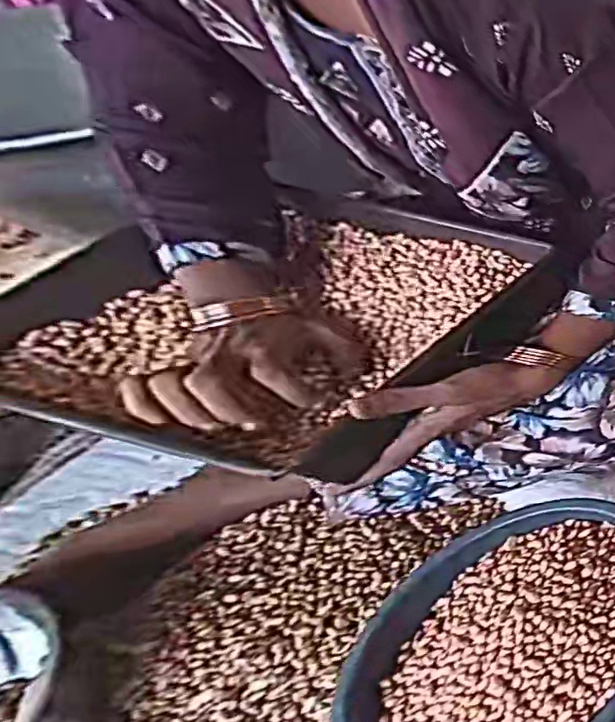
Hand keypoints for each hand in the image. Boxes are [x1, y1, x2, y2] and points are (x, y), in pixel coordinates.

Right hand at [118, 313, 363, 431]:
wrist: (236, 296)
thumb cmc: (284, 319)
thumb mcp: (322, 329)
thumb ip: (345, 351)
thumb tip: (362, 373)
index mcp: (263, 345)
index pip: (273, 372)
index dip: (296, 392)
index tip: (316, 402)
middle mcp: (225, 352)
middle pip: (211, 383)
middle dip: (232, 409)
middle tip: (257, 423)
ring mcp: (195, 357)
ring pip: (176, 386)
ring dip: (196, 412)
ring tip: (220, 425)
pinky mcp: (177, 362)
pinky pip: (146, 385)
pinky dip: (147, 405)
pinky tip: (165, 420)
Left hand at [342, 361, 569, 486]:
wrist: (530, 376)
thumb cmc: (492, 382)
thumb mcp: (446, 389)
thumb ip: (402, 398)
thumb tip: (354, 409)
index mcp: (431, 427)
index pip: (389, 457)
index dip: (362, 475)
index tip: (334, 493)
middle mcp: (438, 428)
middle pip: (398, 454)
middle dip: (371, 468)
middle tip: (341, 481)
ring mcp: (450, 420)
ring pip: (410, 442)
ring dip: (387, 453)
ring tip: (366, 459)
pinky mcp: (458, 408)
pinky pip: (423, 428)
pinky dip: (405, 434)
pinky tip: (404, 429)